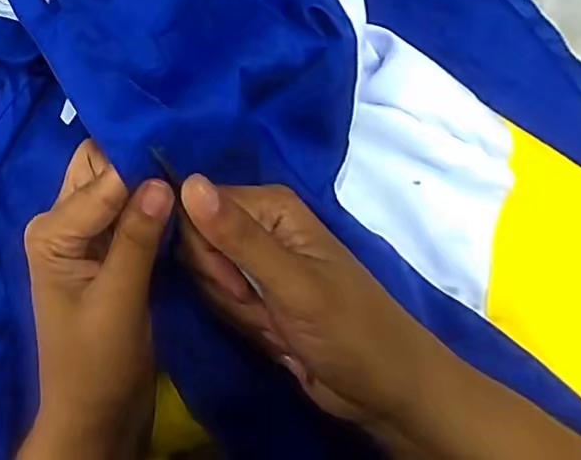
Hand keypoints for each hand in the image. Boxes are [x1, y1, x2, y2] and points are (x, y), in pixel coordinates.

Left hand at [18, 140, 173, 459]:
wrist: (94, 421)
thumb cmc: (97, 366)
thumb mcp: (119, 301)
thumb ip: (136, 238)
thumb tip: (160, 180)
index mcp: (52, 229)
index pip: (97, 179)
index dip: (135, 163)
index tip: (178, 148)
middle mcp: (61, 222)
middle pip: (98, 172)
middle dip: (135, 162)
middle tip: (183, 154)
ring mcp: (82, 237)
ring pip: (113, 189)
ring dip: (144, 182)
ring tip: (186, 169)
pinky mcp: (105, 253)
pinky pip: (125, 214)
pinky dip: (148, 206)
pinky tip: (178, 199)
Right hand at [176, 177, 445, 429]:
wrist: (392, 397)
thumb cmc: (352, 332)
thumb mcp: (294, 285)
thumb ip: (238, 236)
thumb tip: (188, 182)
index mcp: (268, 204)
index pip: (195, 204)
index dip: (204, 247)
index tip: (236, 282)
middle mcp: (257, 222)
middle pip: (197, 239)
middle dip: (222, 281)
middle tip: (262, 306)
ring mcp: (254, 257)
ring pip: (204, 271)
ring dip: (233, 305)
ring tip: (275, 322)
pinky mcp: (253, 289)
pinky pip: (218, 294)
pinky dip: (240, 319)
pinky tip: (274, 331)